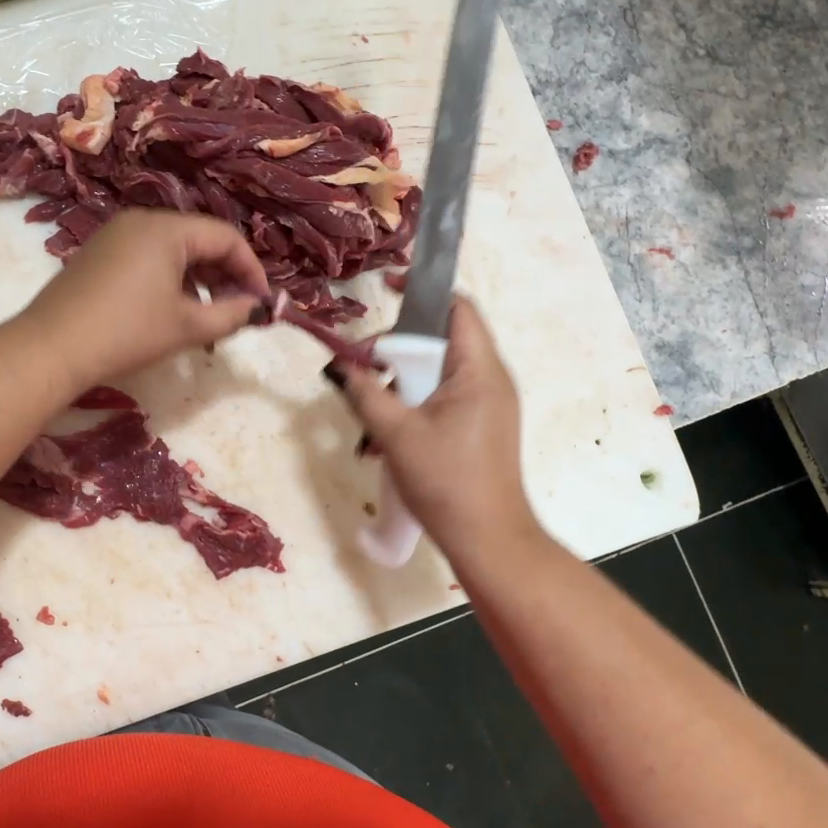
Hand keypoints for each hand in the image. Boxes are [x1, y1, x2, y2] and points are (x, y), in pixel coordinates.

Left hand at [19, 210, 270, 389]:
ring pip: (172, 251)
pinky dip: (167, 280)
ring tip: (205, 319)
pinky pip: (146, 258)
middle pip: (198, 240)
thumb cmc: (126, 333)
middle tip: (236, 313)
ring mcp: (114, 236)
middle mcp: (140, 221)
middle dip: (223, 276)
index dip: (251, 270)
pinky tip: (169, 313)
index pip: (225, 237)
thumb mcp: (186, 326)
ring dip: (196, 281)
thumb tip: (254, 307)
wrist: (51, 348)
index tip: (262, 304)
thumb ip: (230, 315)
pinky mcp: (96, 255)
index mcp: (166, 228)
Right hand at [335, 297, 542, 559]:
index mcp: (478, 370)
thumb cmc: (445, 480)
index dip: (421, 291)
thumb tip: (338, 366)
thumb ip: (364, 392)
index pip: (456, 308)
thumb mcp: (395, 433)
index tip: (384, 288)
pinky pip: (440, 401)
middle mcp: (489, 380)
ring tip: (368, 415)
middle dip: (395, 352)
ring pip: (435, 375)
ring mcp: (487, 406)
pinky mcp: (479, 428)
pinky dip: (411, 408)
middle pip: (438, 341)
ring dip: (398, 386)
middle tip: (362, 370)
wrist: (487, 539)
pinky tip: (384, 439)